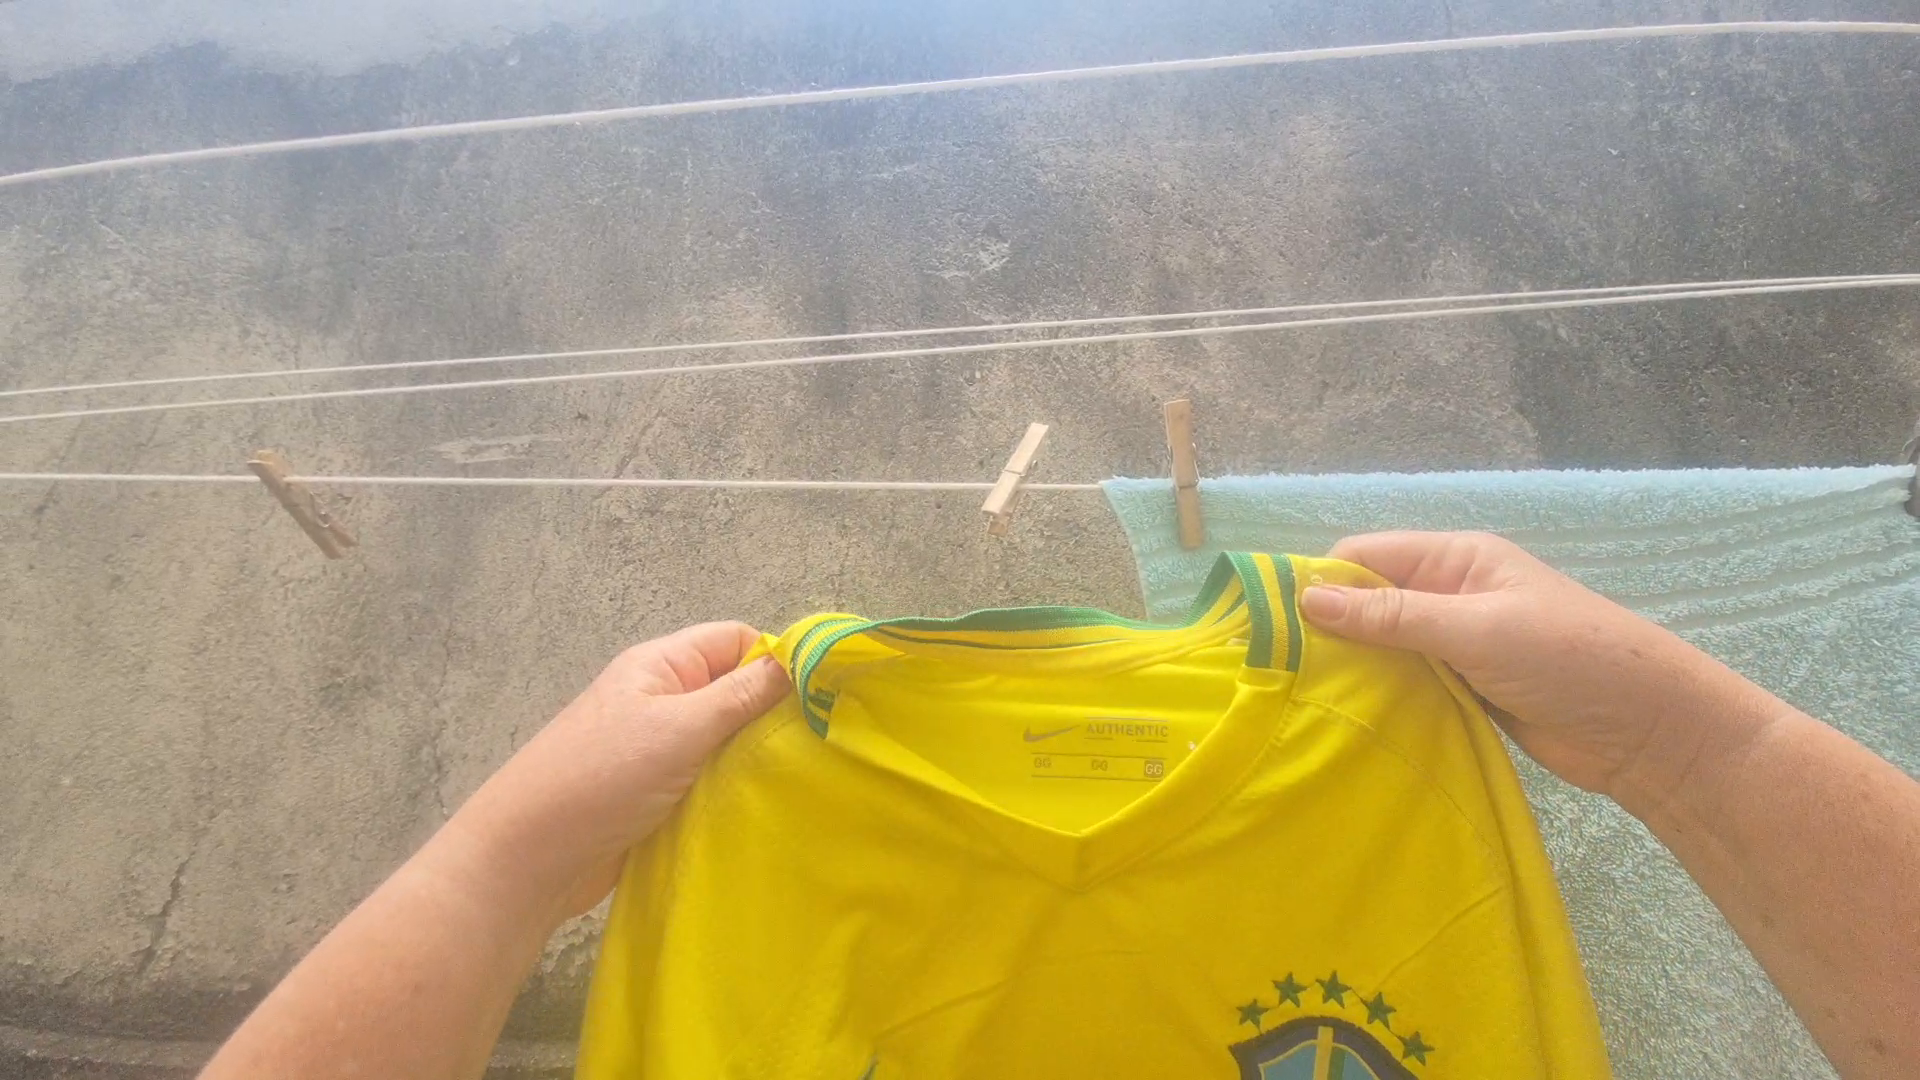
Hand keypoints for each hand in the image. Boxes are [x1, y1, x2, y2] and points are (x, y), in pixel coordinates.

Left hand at [448, 622, 790, 919]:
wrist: (526, 864)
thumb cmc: (602, 778)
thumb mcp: (679, 728)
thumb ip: (741, 694)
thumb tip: (798, 660)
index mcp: (663, 665)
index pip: (735, 639)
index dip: (775, 657)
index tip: (815, 693)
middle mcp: (664, 696)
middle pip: (734, 686)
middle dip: (771, 708)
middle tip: (815, 739)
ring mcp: (661, 744)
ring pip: (727, 733)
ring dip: (755, 750)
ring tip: (798, 771)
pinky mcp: (661, 788)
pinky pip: (711, 771)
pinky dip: (735, 781)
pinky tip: (764, 798)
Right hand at [1297, 531, 1766, 798]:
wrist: (1657, 739)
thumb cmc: (1572, 661)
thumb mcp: (1476, 629)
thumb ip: (1390, 615)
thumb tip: (1305, 599)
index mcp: (1453, 558)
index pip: (1362, 557)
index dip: (1319, 582)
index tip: (1279, 622)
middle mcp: (1444, 591)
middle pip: (1363, 598)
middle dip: (1328, 624)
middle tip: (1287, 664)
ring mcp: (1449, 638)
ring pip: (1376, 640)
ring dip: (1349, 660)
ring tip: (1307, 689)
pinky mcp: (1455, 680)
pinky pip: (1397, 674)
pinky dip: (1373, 686)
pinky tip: (1346, 707)